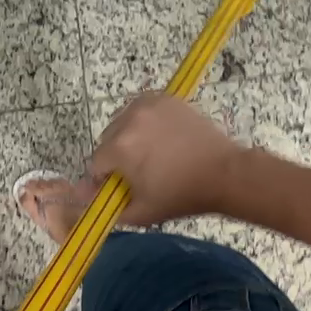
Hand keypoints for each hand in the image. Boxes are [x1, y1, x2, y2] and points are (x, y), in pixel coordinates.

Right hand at [90, 93, 246, 225]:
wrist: (222, 171)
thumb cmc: (181, 194)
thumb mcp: (142, 212)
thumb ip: (110, 207)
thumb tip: (88, 196)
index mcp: (119, 147)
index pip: (95, 163)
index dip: (104, 178)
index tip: (119, 186)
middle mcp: (129, 119)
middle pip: (107, 139)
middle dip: (116, 156)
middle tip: (137, 171)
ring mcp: (148, 104)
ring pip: (123, 121)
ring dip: (128, 136)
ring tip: (151, 152)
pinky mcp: (165, 98)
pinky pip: (142, 108)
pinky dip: (144, 120)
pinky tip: (160, 135)